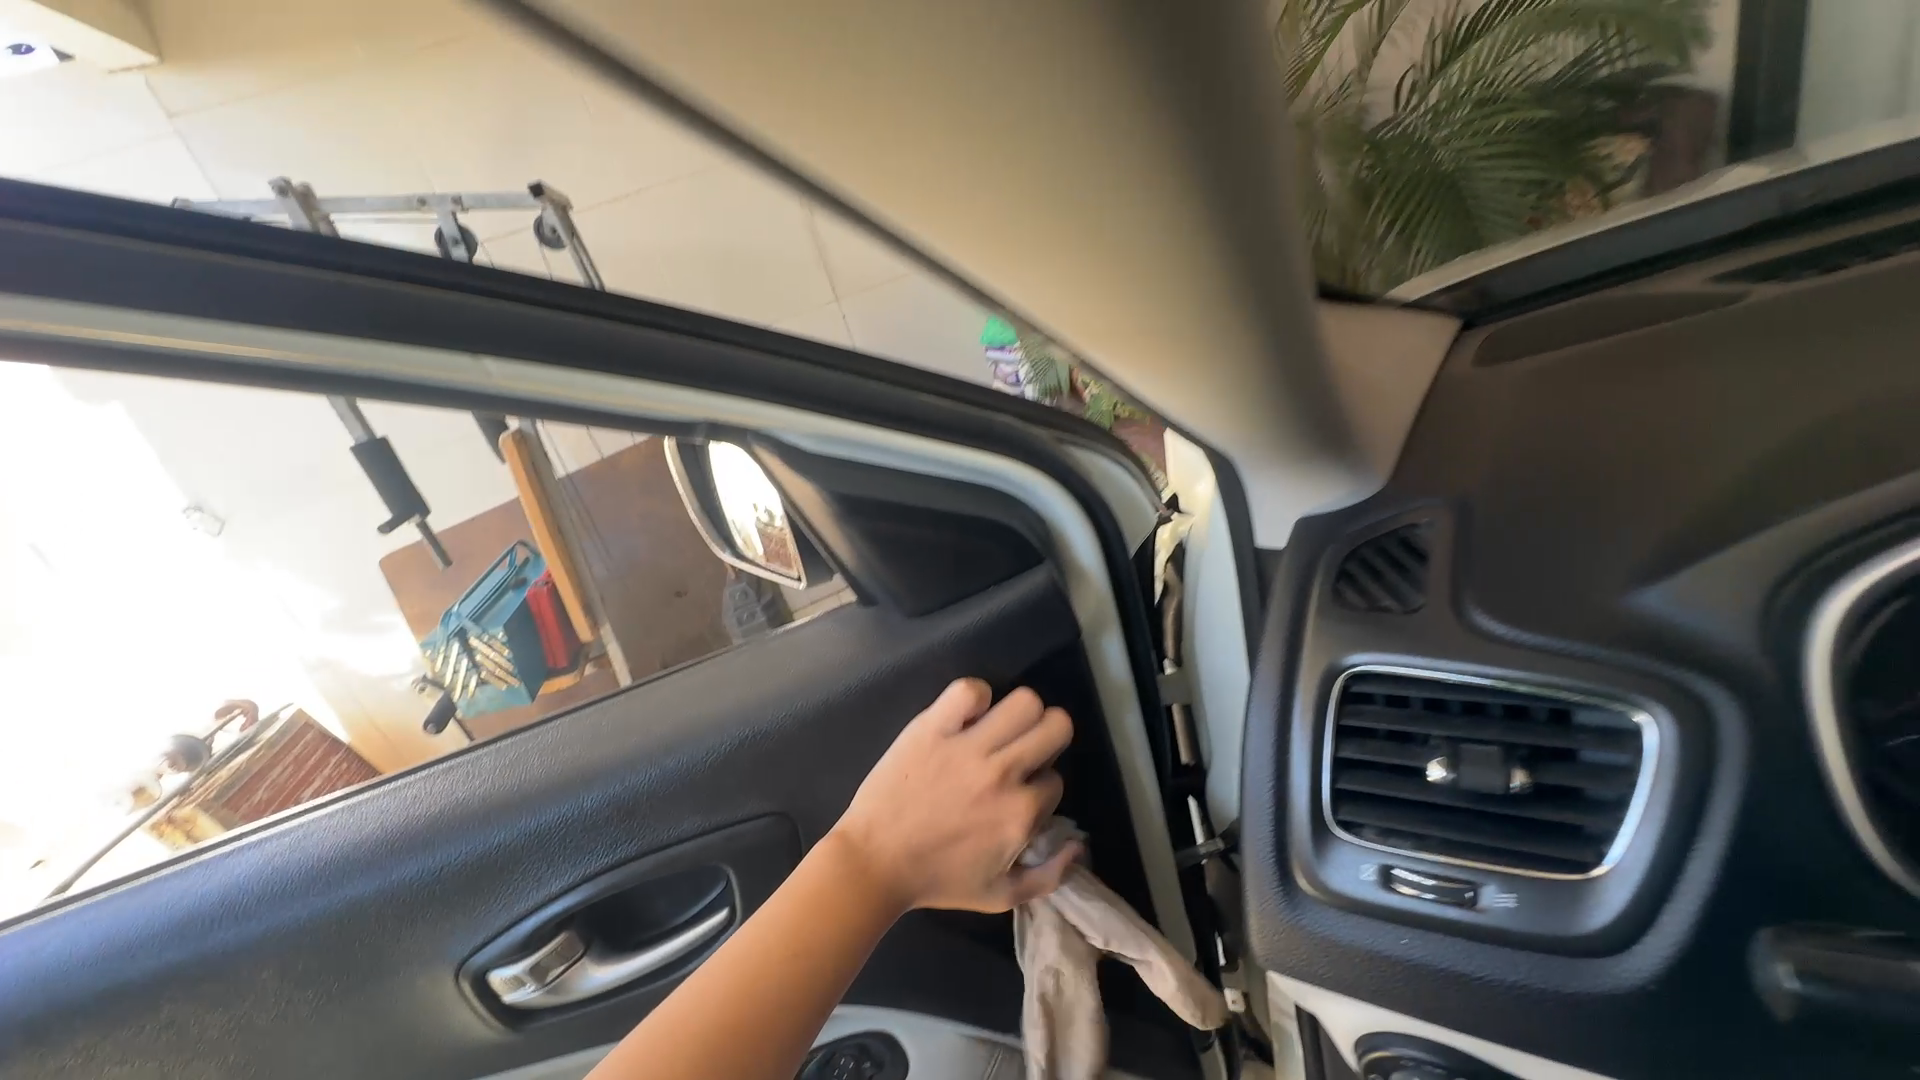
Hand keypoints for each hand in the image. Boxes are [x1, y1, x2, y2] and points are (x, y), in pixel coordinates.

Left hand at [828, 679, 1079, 912]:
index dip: (1040, 786)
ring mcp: (966, 746)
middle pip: (1057, 726)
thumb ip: (1050, 876)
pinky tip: (966, 715)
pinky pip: (968, 690)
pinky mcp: (932, 727)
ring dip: (1019, 713)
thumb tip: (1079, 845)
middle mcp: (1002, 774)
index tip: (1019, 793)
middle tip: (1024, 749)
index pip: (1057, 779)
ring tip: (999, 729)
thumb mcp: (1001, 896)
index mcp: (1021, 814)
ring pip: (1025, 701)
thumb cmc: (937, 880)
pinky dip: (974, 696)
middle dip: (1048, 737)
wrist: (874, 862)